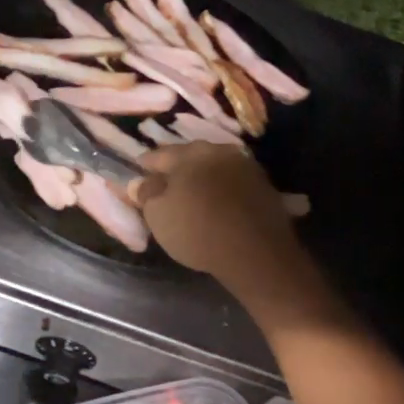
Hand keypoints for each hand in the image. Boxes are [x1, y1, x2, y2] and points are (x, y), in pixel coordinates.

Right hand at [136, 144, 305, 290]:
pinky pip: (234, 183)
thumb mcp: (158, 215)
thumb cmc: (197, 230)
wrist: (256, 252)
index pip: (160, 154)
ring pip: (215, 167)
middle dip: (177, 167)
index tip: (138, 170)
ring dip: (203, 177)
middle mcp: (219, 151)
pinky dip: (222, 190)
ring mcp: (246, 167)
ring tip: (193, 193)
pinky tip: (218, 203)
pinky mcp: (265, 187)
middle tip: (166, 181)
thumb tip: (141, 182)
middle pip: (191, 156)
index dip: (147, 164)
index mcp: (190, 153)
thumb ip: (146, 193)